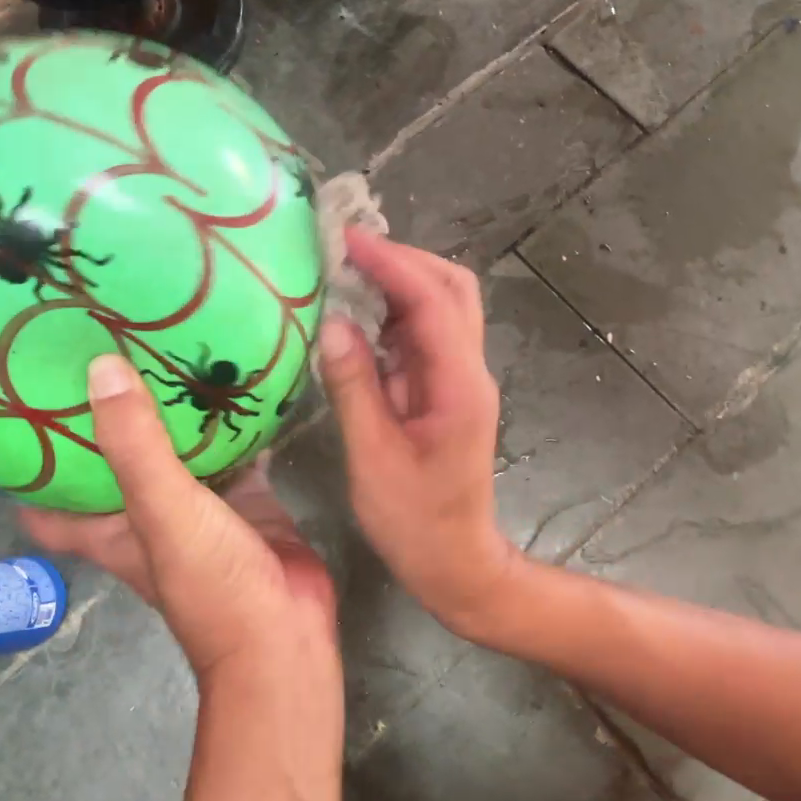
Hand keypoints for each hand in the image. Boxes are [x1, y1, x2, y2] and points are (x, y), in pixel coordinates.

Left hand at [18, 355, 335, 677]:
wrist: (285, 630)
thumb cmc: (211, 581)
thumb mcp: (161, 510)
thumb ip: (135, 444)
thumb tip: (100, 365)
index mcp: (108, 526)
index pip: (46, 500)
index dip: (28, 460)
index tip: (23, 401)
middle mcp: (147, 511)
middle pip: (115, 458)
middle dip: (109, 414)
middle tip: (103, 351)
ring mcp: (199, 503)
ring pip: (178, 448)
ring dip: (173, 410)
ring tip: (168, 349)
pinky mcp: (246, 496)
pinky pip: (235, 450)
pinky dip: (234, 421)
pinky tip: (240, 377)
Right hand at [314, 229, 521, 634]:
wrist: (456, 561)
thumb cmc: (414, 522)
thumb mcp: (373, 458)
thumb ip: (354, 387)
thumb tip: (332, 324)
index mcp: (458, 386)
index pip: (432, 303)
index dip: (392, 263)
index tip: (347, 239)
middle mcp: (468, 371)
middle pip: (451, 289)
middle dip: (403, 259)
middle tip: (346, 250)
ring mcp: (460, 378)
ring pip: (440, 306)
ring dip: (399, 281)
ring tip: (345, 271)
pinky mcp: (444, 388)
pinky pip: (422, 335)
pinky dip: (393, 313)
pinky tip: (356, 315)